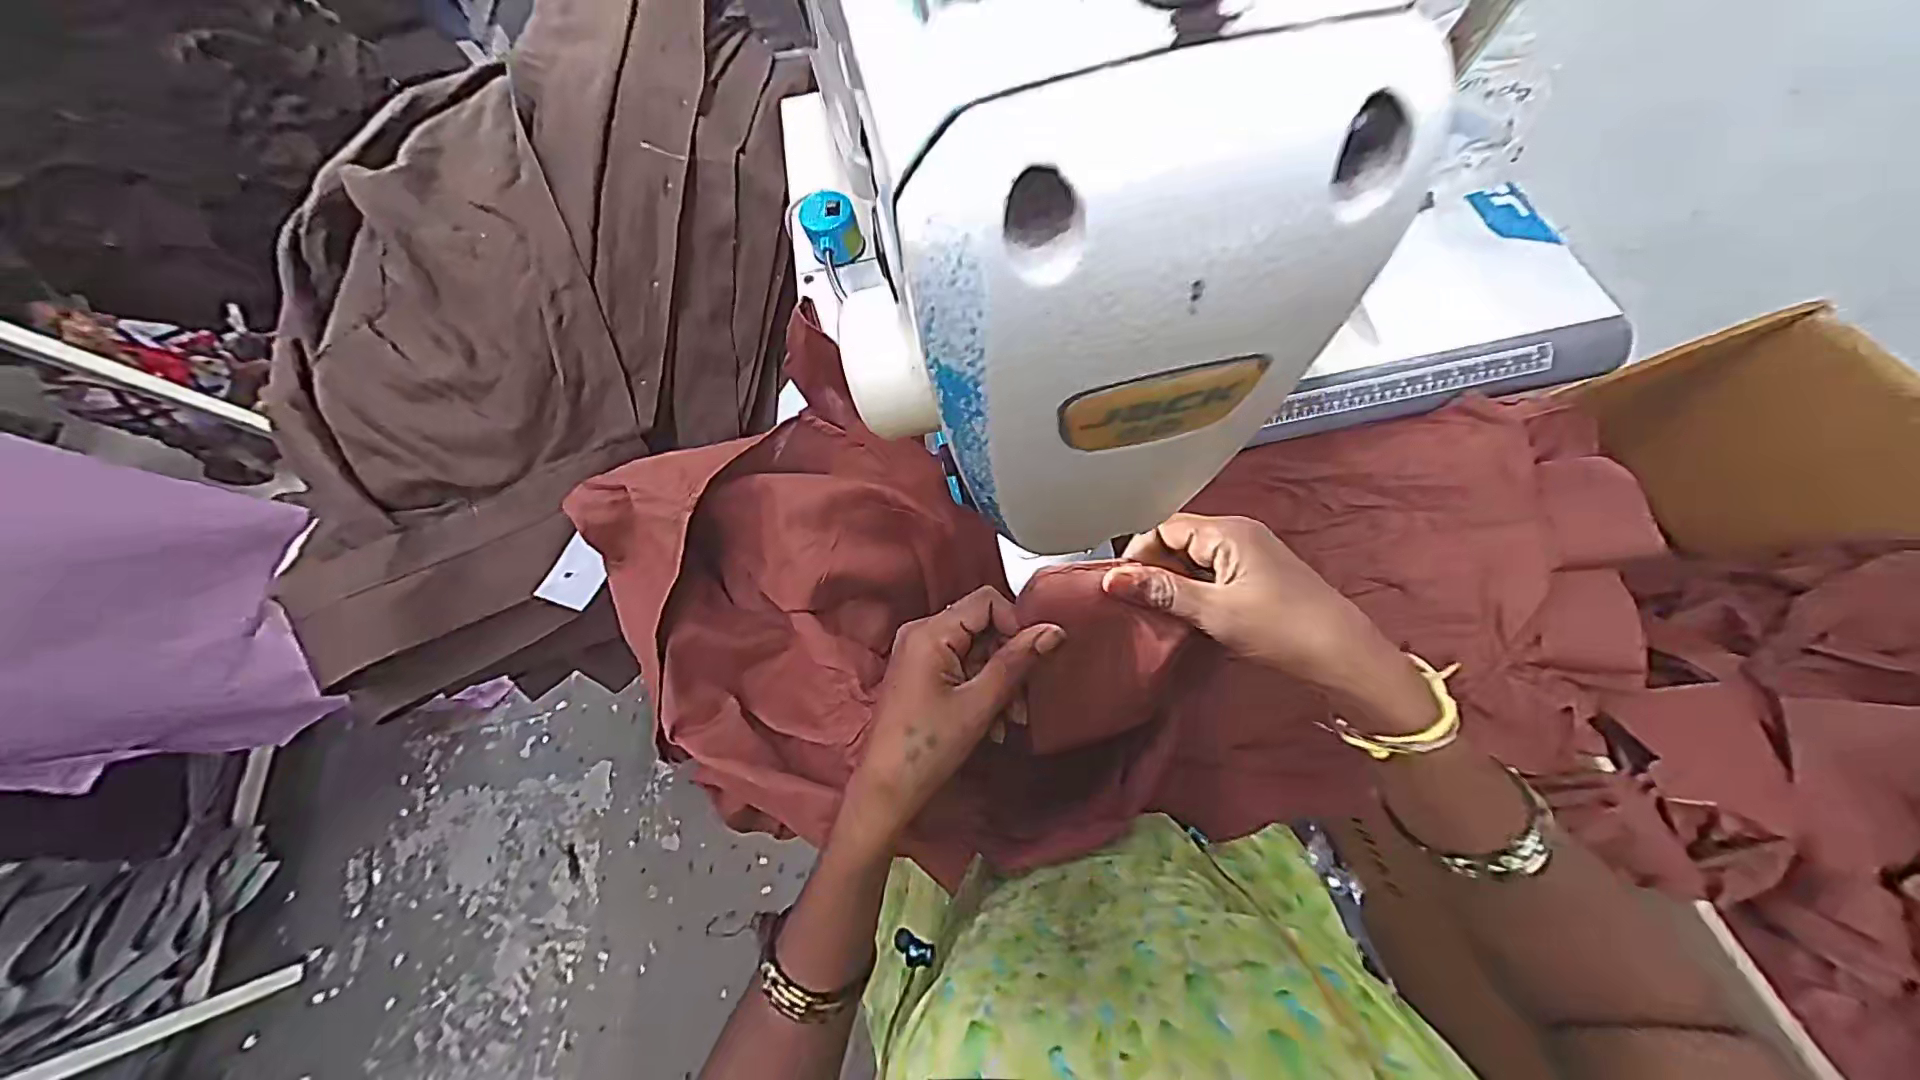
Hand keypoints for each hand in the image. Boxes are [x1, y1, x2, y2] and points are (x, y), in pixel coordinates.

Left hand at [840, 586, 1064, 852]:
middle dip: (1010, 660)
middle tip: (1023, 699)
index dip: (1016, 625)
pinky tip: (994, 724)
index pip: (987, 601)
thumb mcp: (980, 703)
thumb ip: (1017, 661)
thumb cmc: (925, 748)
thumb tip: (1052, 631)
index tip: (1033, 657)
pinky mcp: (921, 673)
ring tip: (1010, 719)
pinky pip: (961, 666)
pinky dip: (982, 689)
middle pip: (983, 625)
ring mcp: (918, 653)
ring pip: (976, 649)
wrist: (886, 789)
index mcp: (929, 632)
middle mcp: (920, 634)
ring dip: (1000, 681)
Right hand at [1101, 514, 1430, 731]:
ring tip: (1163, 610)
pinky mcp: (1257, 575)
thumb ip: (1161, 591)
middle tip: (1141, 601)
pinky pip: (1211, 573)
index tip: (1124, 585)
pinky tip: (1190, 613)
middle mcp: (1239, 534)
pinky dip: (1194, 590)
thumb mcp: (1214, 611)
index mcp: (1228, 531)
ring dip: (1174, 582)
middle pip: (1177, 540)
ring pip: (1193, 558)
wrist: (1345, 657)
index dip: (1140, 553)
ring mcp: (1250, 554)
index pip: (1164, 527)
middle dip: (1155, 568)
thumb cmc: (1284, 629)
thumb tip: (1112, 579)